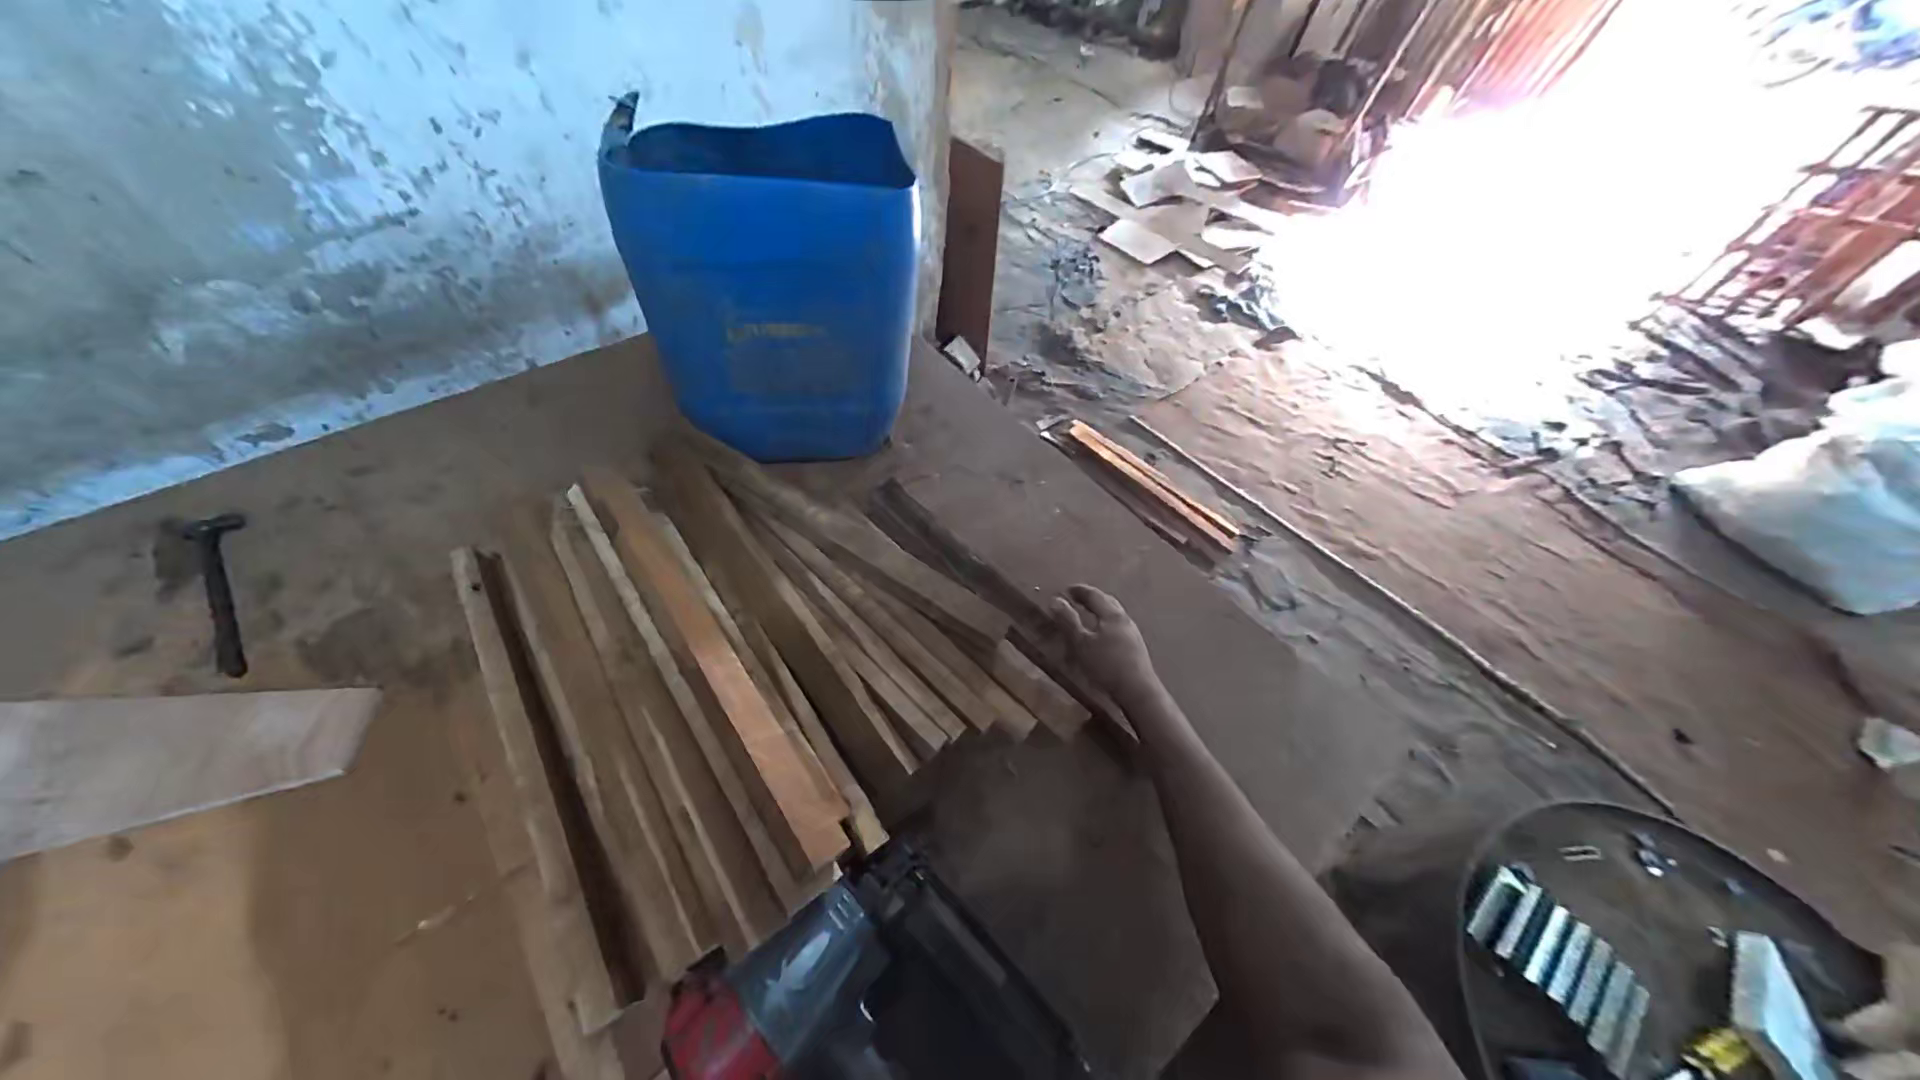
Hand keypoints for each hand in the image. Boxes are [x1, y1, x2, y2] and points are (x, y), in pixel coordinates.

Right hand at [1050, 585, 1160, 704]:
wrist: (1138, 690)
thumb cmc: (1106, 665)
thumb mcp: (1081, 643)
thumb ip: (1068, 621)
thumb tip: (1056, 600)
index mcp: (1112, 614)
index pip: (1094, 595)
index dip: (1080, 591)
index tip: (1067, 589)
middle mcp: (1125, 619)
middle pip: (1108, 602)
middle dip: (1092, 597)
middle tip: (1078, 598)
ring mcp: (1133, 633)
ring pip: (1115, 614)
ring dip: (1101, 610)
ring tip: (1088, 614)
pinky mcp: (1136, 647)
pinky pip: (1118, 626)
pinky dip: (1107, 622)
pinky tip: (1103, 633)